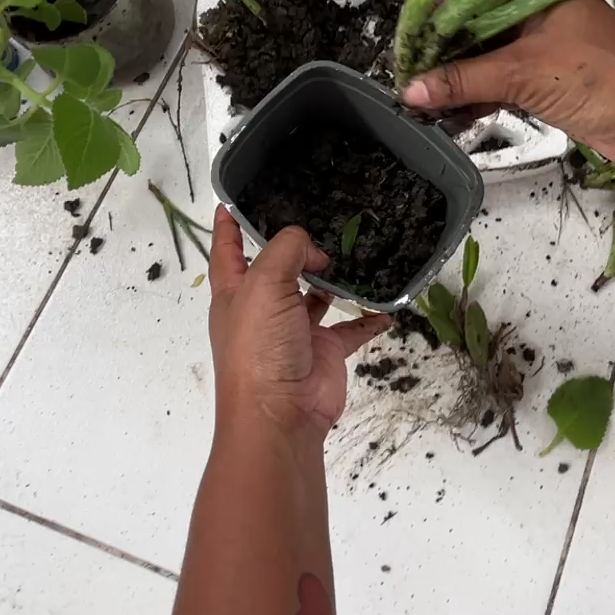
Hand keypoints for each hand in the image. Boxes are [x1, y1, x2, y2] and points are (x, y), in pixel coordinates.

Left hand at [207, 207, 390, 436]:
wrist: (280, 416)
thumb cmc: (259, 346)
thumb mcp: (264, 283)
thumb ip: (288, 250)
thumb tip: (316, 254)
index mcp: (235, 293)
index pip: (226, 249)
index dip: (227, 224)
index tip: (232, 199)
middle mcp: (263, 309)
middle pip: (276, 268)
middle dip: (294, 246)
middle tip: (320, 216)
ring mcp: (294, 331)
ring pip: (315, 295)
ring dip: (332, 277)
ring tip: (355, 249)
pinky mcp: (324, 351)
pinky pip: (351, 327)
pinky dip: (369, 316)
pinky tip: (387, 302)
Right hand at [400, 0, 614, 162]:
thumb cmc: (596, 78)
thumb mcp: (523, 73)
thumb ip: (465, 80)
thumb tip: (411, 90)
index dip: (436, 18)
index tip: (406, 45)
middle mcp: (538, 12)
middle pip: (477, 28)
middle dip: (444, 55)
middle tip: (408, 79)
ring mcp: (544, 47)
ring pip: (489, 58)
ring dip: (459, 81)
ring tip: (421, 103)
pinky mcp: (548, 80)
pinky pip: (503, 82)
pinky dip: (480, 97)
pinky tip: (450, 116)